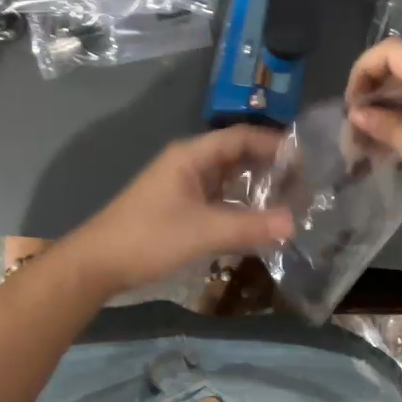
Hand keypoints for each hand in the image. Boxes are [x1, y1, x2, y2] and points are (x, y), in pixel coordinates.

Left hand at [60, 126, 295, 292]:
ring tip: (288, 200)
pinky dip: (239, 205)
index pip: (240, 137)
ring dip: (255, 187)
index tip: (304, 158)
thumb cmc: (149, 237)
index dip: (273, 143)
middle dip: (269, 165)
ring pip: (227, 179)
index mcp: (191, 155)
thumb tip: (294, 222)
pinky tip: (258, 222)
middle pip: (236, 154)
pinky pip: (218, 198)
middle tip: (303, 182)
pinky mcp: (178, 208)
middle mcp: (188, 163)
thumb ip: (249, 226)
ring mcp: (182, 186)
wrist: (97, 265)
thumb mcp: (203, 231)